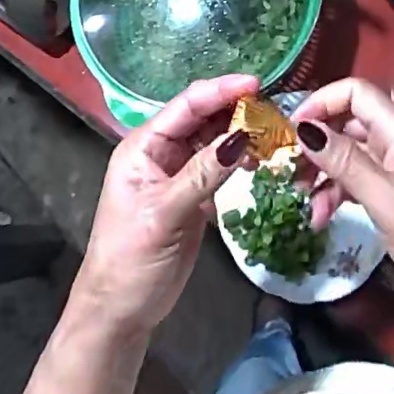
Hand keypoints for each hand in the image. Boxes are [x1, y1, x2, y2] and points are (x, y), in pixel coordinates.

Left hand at [71, 74, 258, 335]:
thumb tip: (239, 138)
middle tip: (273, 108)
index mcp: (144, 145)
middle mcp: (160, 152)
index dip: (219, 91)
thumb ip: (201, 175)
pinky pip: (216, 166)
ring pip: (211, 141)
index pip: (185, 106)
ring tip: (272, 131)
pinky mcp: (191, 195)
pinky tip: (257, 159)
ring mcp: (176, 173)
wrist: (120, 310)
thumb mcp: (164, 214)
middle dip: (234, 109)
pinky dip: (236, 160)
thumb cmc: (130, 258)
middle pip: (201, 118)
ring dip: (238, 134)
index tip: (255, 83)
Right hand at [291, 78, 393, 322]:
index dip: (322, 102)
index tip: (293, 129)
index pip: (356, 92)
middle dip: (314, 141)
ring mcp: (392, 168)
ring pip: (343, 152)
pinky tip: (319, 217)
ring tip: (301, 198)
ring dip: (319, 172)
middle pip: (345, 121)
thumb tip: (303, 128)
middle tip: (288, 167)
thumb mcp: (386, 200)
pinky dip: (332, 193)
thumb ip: (344, 161)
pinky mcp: (389, 193)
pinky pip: (351, 179)